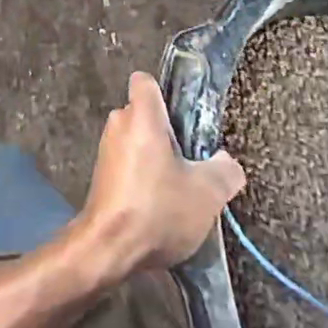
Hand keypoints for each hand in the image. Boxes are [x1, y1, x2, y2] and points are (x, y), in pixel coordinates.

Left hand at [76, 71, 245, 278]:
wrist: (109, 246)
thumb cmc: (158, 208)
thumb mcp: (206, 193)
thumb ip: (224, 170)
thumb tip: (226, 161)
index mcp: (140, 115)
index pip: (145, 80)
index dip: (164, 93)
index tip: (183, 117)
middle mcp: (118, 123)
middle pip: (145, 114)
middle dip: (167, 132)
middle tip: (191, 160)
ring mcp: (106, 149)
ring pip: (137, 140)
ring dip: (156, 157)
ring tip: (178, 188)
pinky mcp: (101, 174)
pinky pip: (127, 162)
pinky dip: (142, 175)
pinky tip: (158, 204)